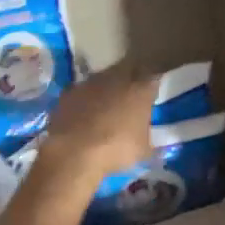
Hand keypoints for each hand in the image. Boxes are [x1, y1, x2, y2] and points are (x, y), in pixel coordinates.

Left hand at [39, 67, 158, 179]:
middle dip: (130, 81)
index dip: (152, 87)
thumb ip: (151, 140)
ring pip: (103, 79)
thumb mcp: (143, 151)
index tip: (151, 97)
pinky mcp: (69, 92)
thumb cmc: (115, 150)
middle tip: (129, 98)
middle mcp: (116, 77)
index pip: (154, 78)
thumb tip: (155, 143)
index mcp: (140, 88)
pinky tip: (83, 113)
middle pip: (128, 71)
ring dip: (106, 89)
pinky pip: (82, 91)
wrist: (73, 153)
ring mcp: (90, 82)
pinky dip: (84, 99)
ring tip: (105, 106)